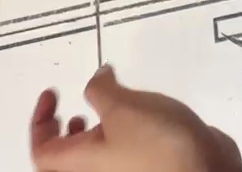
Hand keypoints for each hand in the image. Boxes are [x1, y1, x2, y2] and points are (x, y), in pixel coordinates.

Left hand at [30, 65, 241, 171]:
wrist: (201, 171)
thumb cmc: (154, 142)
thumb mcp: (124, 107)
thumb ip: (102, 90)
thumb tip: (94, 79)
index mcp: (79, 165)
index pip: (41, 151)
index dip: (40, 121)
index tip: (53, 91)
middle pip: (61, 161)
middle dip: (60, 132)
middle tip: (70, 107)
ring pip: (90, 159)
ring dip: (88, 134)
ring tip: (101, 111)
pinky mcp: (143, 168)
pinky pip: (115, 155)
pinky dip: (114, 136)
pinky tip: (137, 117)